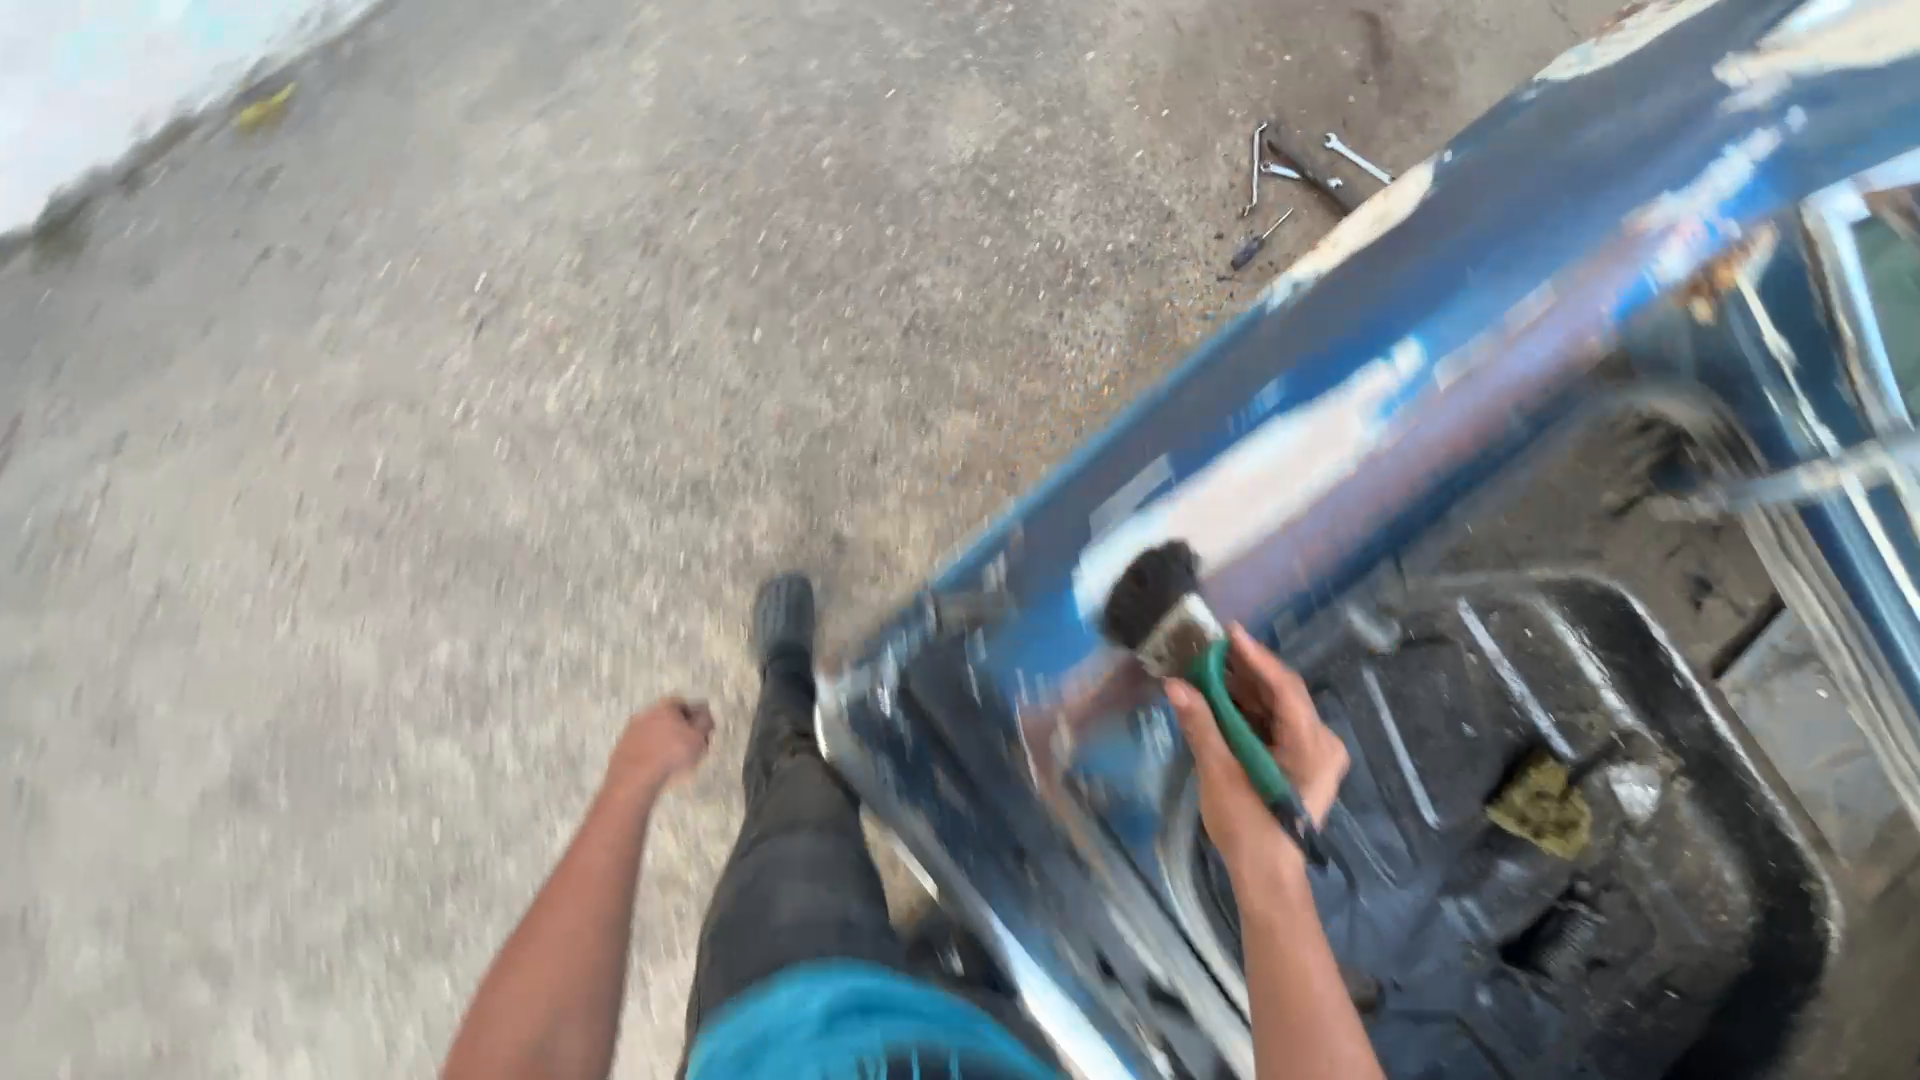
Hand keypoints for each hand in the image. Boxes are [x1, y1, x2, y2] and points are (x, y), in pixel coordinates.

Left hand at [604, 697, 713, 795]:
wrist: (635, 779)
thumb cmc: (672, 754)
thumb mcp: (699, 738)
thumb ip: (705, 723)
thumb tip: (705, 714)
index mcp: (666, 706)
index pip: (687, 704)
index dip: (698, 718)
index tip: (703, 733)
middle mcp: (646, 712)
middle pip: (669, 718)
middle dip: (680, 730)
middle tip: (691, 747)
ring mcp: (631, 730)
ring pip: (655, 732)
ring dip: (665, 742)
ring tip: (674, 760)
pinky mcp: (621, 748)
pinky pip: (643, 746)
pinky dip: (651, 753)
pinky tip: (658, 767)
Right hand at [1166, 624, 1348, 869]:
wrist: (1266, 875)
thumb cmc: (1248, 826)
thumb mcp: (1219, 772)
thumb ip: (1201, 724)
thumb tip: (1175, 684)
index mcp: (1313, 745)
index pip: (1285, 688)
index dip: (1256, 657)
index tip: (1229, 632)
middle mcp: (1323, 743)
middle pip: (1283, 693)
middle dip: (1246, 669)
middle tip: (1211, 647)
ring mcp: (1314, 752)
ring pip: (1278, 707)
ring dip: (1244, 688)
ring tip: (1209, 667)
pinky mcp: (1301, 761)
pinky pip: (1276, 723)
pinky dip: (1249, 709)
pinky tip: (1221, 697)